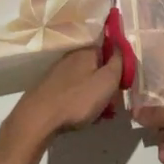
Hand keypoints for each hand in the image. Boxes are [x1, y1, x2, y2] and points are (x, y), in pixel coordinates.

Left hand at [2, 47, 123, 148]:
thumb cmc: (77, 99)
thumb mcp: (107, 81)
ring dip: (96, 95)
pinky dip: (82, 101)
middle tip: (112, 104)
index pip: (110, 51)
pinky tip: (83, 115)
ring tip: (100, 114)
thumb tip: (122, 45)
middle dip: (108, 84)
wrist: (39, 117)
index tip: (124, 84)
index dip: (120, 67)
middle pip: (98, 67)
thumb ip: (118, 62)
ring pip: (87, 80)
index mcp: (87, 52)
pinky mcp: (52, 86)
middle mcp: (72, 57)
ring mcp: (60, 72)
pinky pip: (75, 90)